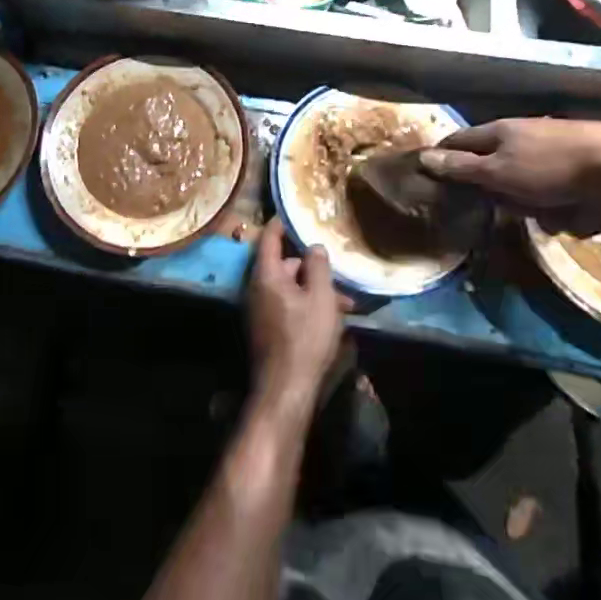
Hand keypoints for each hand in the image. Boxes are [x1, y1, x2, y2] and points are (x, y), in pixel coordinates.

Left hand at [247, 218, 347, 407]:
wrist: (286, 387)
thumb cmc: (305, 337)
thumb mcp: (321, 298)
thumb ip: (318, 267)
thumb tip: (313, 246)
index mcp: (265, 275)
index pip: (269, 238)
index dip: (281, 223)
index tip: (293, 212)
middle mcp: (256, 288)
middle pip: (282, 265)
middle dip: (310, 266)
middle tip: (338, 274)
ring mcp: (259, 309)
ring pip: (288, 287)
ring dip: (313, 289)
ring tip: (345, 303)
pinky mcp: (266, 327)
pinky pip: (286, 304)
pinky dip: (306, 304)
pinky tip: (330, 318)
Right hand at [418, 118, 600, 212]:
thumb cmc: (551, 169)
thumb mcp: (498, 172)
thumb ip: (461, 168)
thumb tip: (424, 157)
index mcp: (498, 131)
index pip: (457, 141)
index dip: (443, 158)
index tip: (435, 179)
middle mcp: (523, 134)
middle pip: (496, 169)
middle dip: (503, 195)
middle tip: (510, 209)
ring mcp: (554, 146)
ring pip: (531, 184)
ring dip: (540, 206)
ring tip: (558, 218)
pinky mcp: (583, 161)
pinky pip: (562, 189)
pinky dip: (570, 204)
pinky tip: (584, 212)